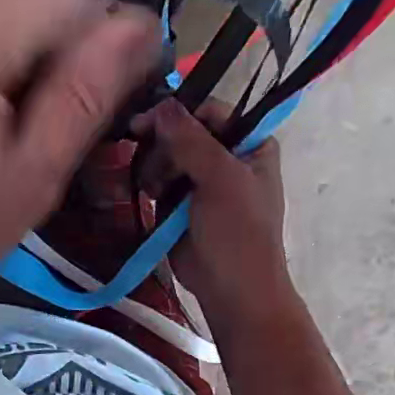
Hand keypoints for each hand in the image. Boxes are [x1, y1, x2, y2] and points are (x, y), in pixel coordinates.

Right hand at [133, 99, 289, 318]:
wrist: (230, 289)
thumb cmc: (237, 232)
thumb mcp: (220, 179)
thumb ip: (191, 140)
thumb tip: (160, 105)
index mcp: (250, 143)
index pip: (209, 112)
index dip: (178, 114)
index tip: (144, 123)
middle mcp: (226, 157)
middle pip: (182, 133)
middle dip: (164, 148)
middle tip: (152, 167)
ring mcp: (202, 181)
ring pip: (166, 156)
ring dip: (154, 169)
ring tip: (154, 189)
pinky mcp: (180, 204)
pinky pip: (159, 181)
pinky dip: (151, 185)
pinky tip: (149, 195)